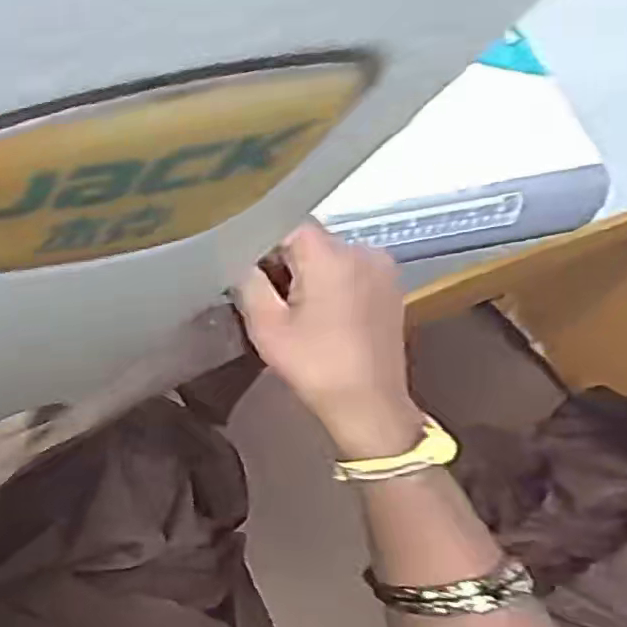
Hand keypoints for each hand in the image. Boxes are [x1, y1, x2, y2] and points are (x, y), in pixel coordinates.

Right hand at [234, 222, 424, 457]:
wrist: (366, 400)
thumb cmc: (312, 363)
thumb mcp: (266, 325)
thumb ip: (248, 283)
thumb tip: (239, 262)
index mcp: (332, 257)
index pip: (289, 226)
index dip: (261, 242)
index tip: (241, 268)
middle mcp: (363, 252)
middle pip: (310, 241)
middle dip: (281, 261)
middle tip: (256, 293)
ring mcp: (381, 269)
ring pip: (328, 257)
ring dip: (303, 274)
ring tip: (284, 308)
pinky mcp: (388, 287)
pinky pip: (346, 272)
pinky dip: (325, 284)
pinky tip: (312, 315)